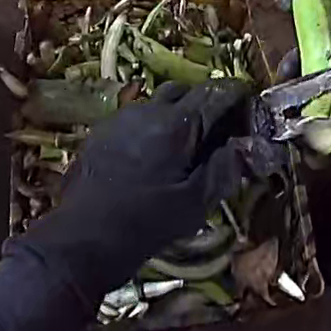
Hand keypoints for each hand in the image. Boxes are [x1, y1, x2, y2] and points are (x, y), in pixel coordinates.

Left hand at [22, 80, 252, 300]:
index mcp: (176, 124)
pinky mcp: (101, 133)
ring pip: (158, 103)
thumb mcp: (195, 203)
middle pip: (185, 90)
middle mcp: (148, 111)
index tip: (250, 106)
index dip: (237, 95)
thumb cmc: (145, 224)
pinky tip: (154, 156)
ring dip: (177, 114)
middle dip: (206, 101)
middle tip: (219, 128)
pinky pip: (136, 118)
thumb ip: (225, 168)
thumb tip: (249, 143)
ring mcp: (120, 119)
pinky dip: (153, 126)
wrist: (80, 241)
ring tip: (186, 144)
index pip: (215, 92)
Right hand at [286, 0, 330, 295]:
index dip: (308, 16)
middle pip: (301, 58)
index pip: (329, 33)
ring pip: (286, 86)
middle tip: (295, 73)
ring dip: (286, 91)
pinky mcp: (296, 142)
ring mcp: (315, 116)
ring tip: (292, 107)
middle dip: (295, 60)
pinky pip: (276, 117)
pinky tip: (279, 124)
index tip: (283, 3)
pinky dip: (275, 116)